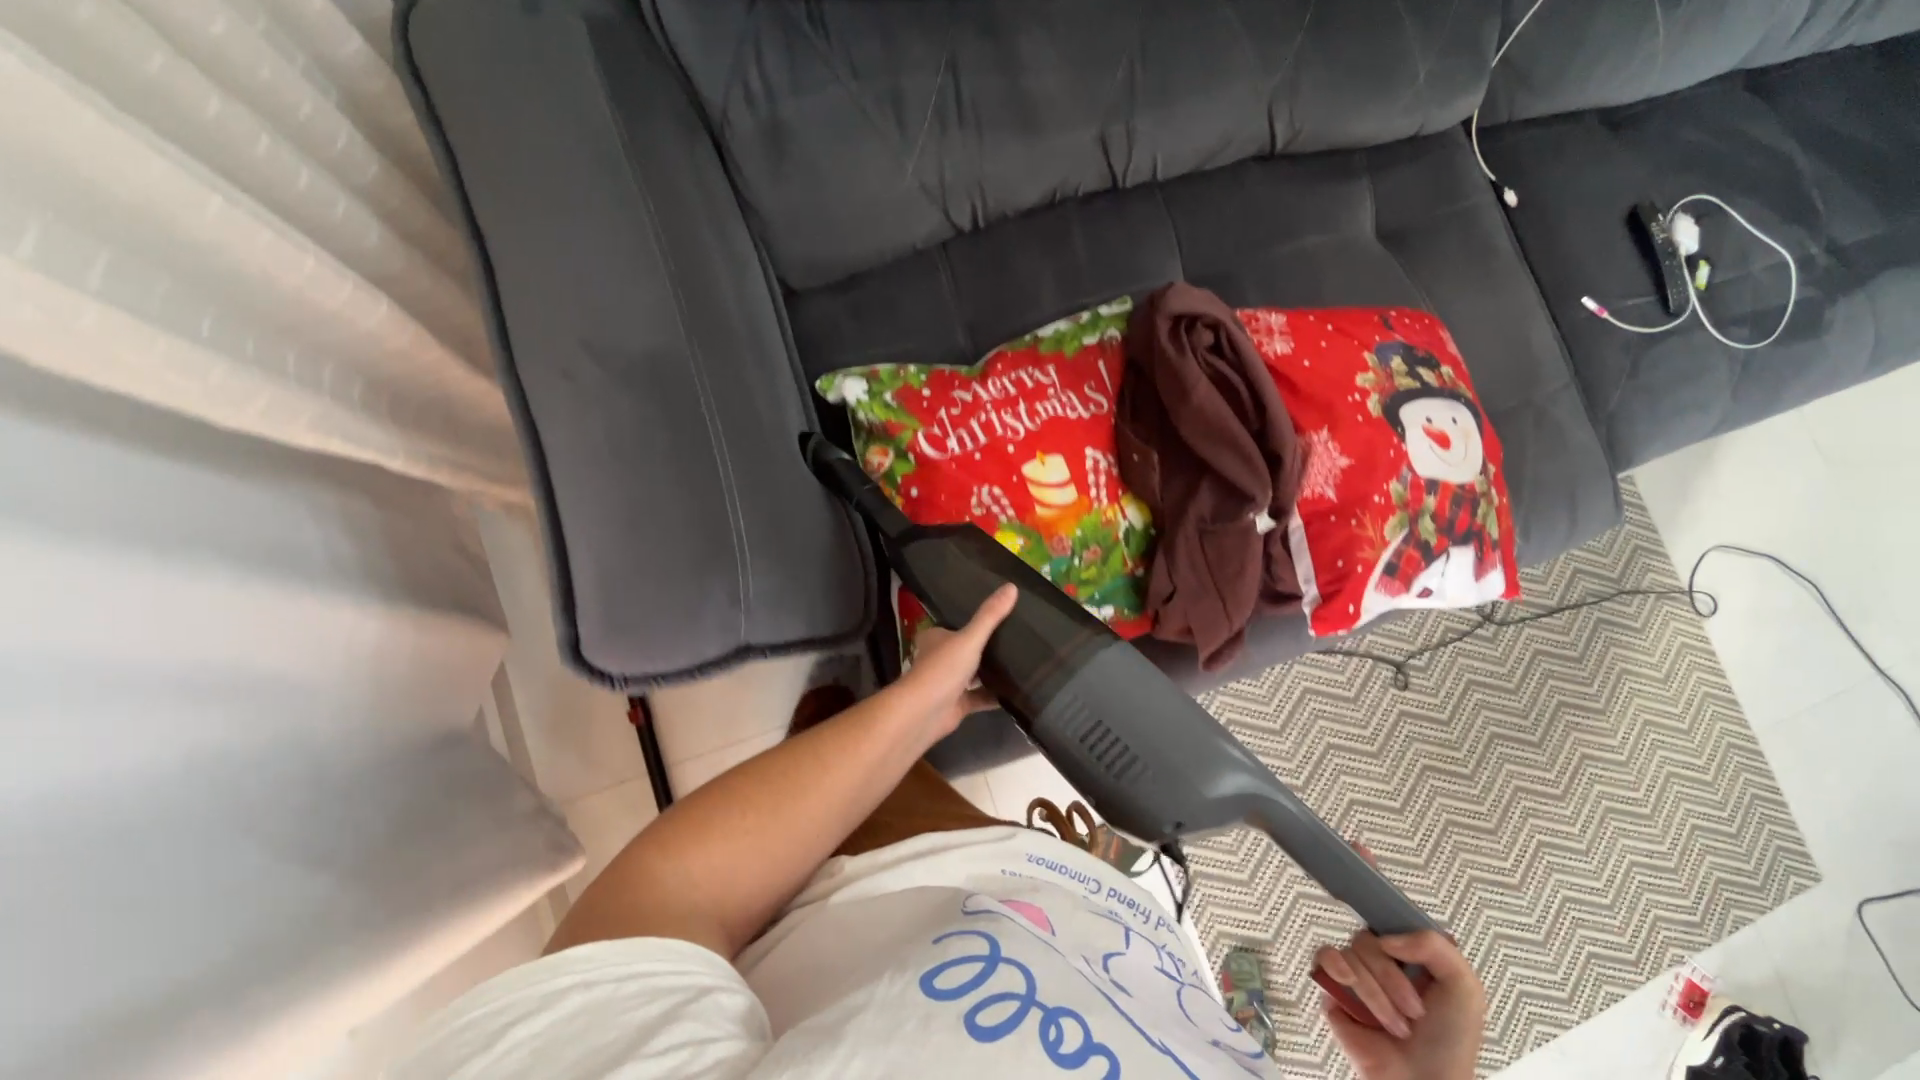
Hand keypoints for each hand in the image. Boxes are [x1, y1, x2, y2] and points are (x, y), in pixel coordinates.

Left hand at [886, 585, 1018, 739]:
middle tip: (1017, 639)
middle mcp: (940, 659)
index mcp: (936, 638)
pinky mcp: (957, 705)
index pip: (955, 626)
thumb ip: (990, 616)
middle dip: (986, 648)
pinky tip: (1016, 691)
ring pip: (973, 675)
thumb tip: (1012, 586)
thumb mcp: (970, 637)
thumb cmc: (943, 668)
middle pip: (966, 650)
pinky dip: (995, 696)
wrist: (925, 712)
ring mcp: (948, 683)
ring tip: (1021, 662)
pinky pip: (980, 697)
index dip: (972, 623)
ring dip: (991, 672)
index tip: (999, 617)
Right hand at [1316, 930, 1485, 1079]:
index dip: (1393, 925)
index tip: (1403, 945)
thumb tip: (1387, 938)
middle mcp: (1384, 962)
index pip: (1393, 919)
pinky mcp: (1333, 989)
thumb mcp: (1465, 990)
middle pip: (1369, 938)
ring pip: (1350, 952)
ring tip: (1392, 1024)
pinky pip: (1324, 959)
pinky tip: (1349, 986)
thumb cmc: (1449, 1043)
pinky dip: (1336, 969)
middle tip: (1412, 1011)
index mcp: (1414, 956)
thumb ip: (1436, 946)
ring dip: (1373, 992)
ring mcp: (1357, 975)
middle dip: (1391, 978)